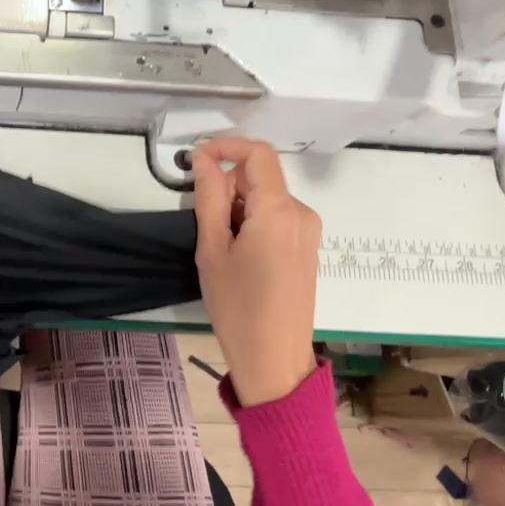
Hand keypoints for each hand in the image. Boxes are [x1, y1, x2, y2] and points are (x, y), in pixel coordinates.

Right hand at [192, 138, 322, 406]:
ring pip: (268, 198)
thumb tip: (204, 160)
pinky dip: (253, 222)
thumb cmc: (237, 307)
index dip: (225, 146)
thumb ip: (209, 198)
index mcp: (279, 211)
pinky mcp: (308, 248)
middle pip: (261, 177)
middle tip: (203, 223)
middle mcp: (302, 214)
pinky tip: (240, 257)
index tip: (195, 160)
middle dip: (228, 186)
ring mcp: (309, 231)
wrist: (274, 358)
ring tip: (222, 249)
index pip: (257, 154)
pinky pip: (277, 217)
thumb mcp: (212, 250)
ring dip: (239, 207)